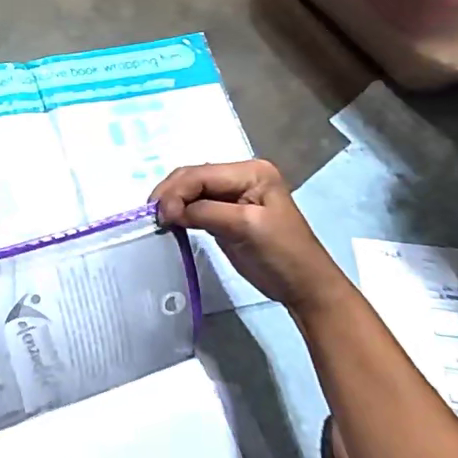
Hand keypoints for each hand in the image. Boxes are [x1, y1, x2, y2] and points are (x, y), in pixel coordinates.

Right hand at [151, 160, 347, 312]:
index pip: (202, 173)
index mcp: (251, 171)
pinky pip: (197, 206)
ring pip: (192, 190)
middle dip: (171, 193)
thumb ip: (206, 212)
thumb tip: (167, 210)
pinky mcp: (226, 214)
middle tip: (152, 217)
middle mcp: (241, 176)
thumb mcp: (246, 228)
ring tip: (156, 220)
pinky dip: (181, 212)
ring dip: (173, 202)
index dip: (177, 190)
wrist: (304, 286)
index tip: (159, 215)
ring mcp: (234, 195)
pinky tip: (169, 222)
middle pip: (195, 177)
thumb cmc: (282, 254)